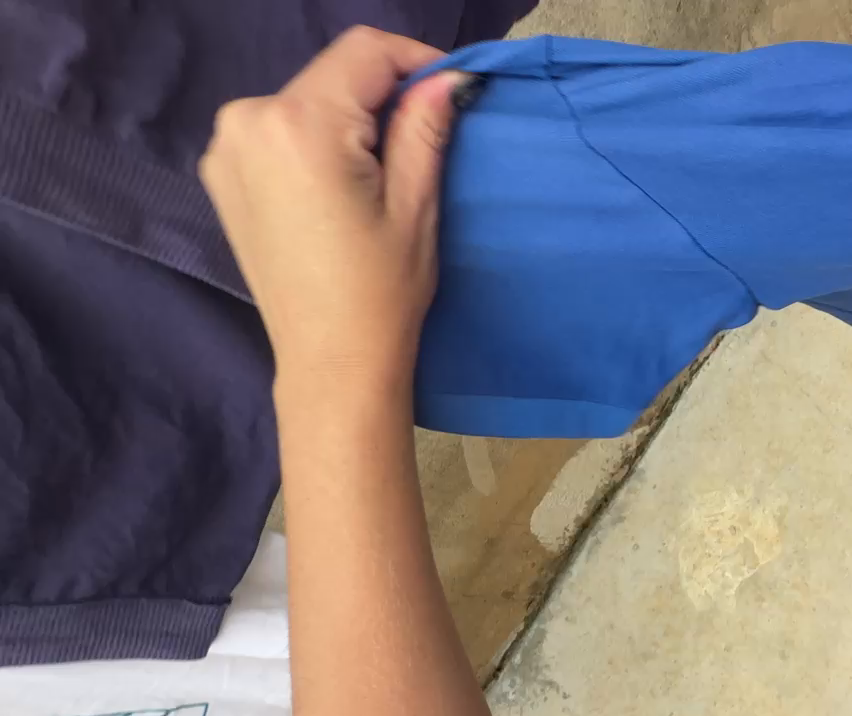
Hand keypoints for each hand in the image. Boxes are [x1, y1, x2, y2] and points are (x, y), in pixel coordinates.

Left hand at [201, 26, 473, 402]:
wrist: (333, 355)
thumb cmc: (386, 289)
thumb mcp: (417, 208)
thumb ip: (424, 132)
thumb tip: (447, 80)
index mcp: (300, 124)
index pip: (362, 53)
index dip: (416, 59)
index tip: (455, 85)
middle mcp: (246, 118)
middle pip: (332, 80)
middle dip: (385, 100)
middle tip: (431, 145)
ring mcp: (225, 145)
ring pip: (306, 107)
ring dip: (352, 125)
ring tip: (388, 178)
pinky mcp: (223, 172)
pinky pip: (281, 136)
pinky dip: (320, 146)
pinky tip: (345, 194)